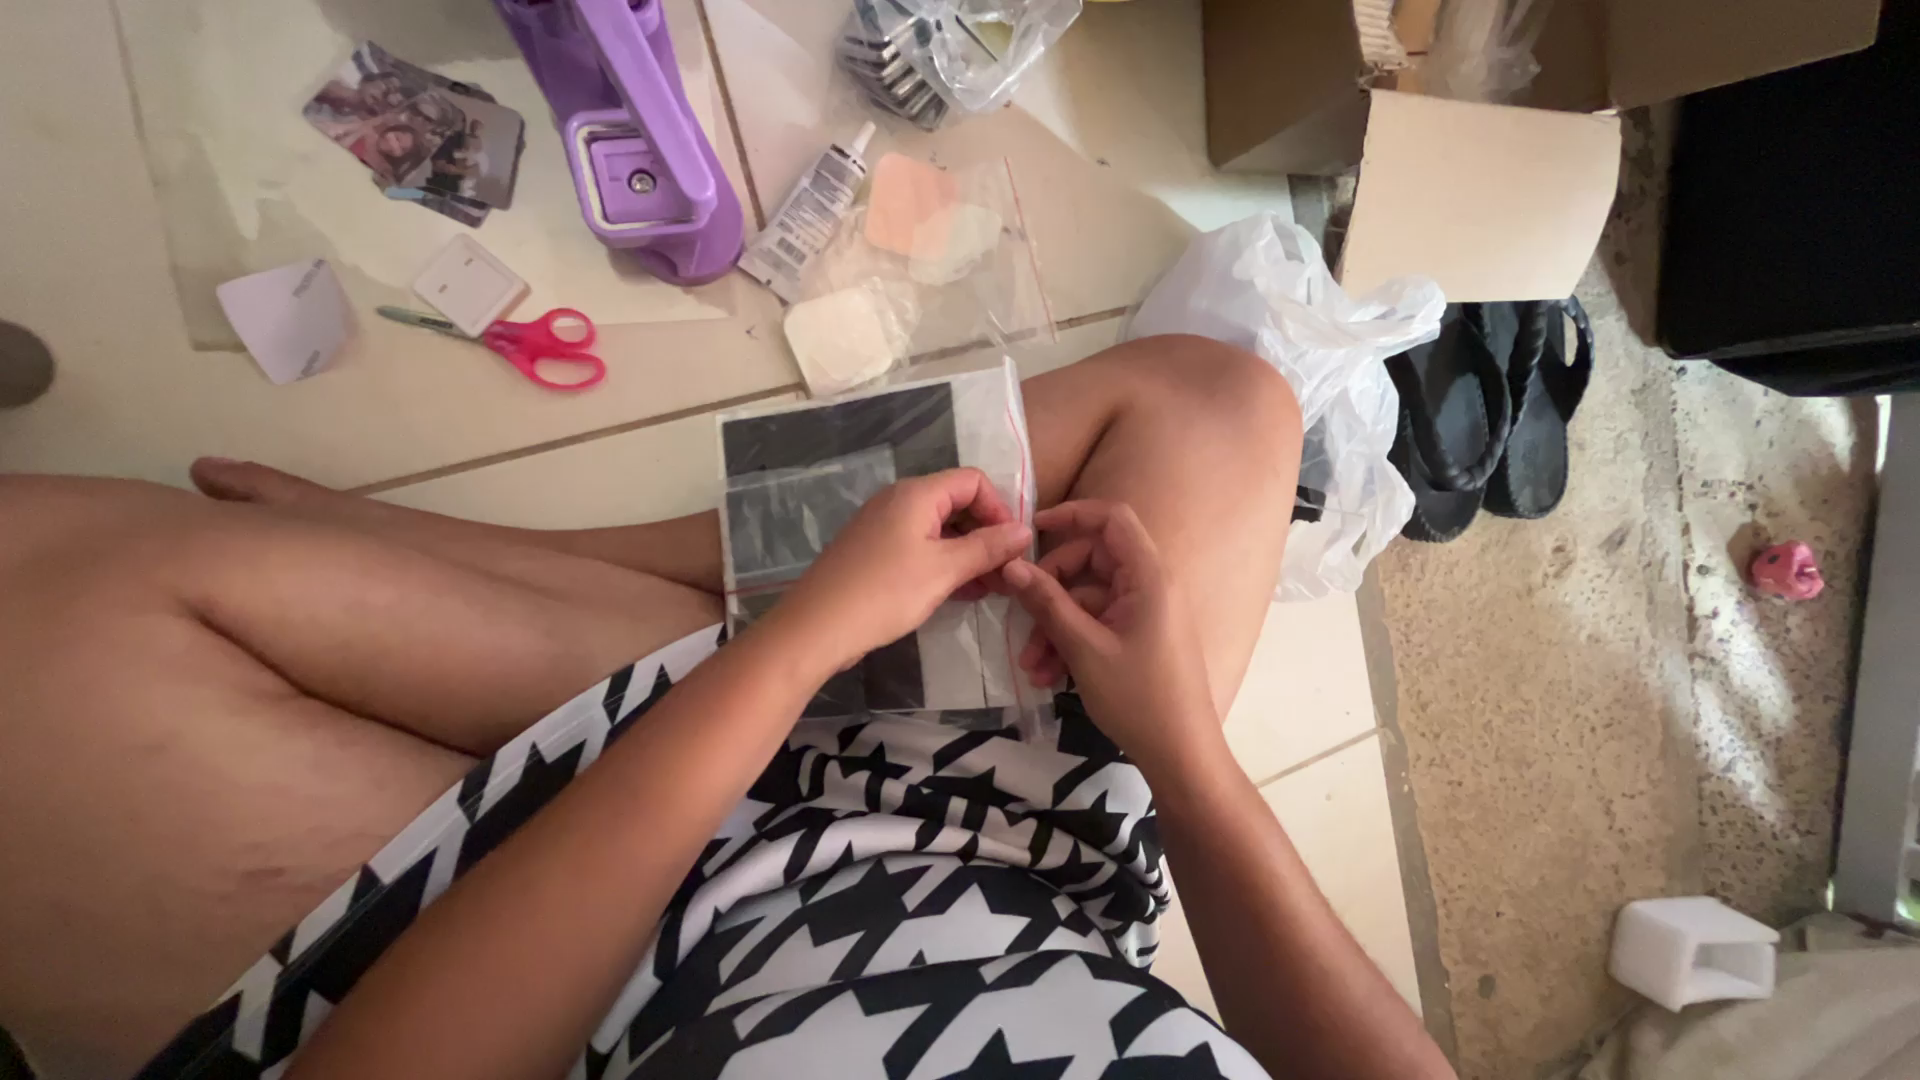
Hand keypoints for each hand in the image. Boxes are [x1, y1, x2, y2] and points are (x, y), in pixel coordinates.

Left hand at [774, 468, 1031, 672]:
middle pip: (957, 504)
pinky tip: (962, 593)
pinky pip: (920, 548)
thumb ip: (987, 548)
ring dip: (968, 554)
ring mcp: (884, 527)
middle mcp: (899, 501)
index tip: (1012, 548)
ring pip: (940, 530)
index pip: (973, 481)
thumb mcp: (944, 570)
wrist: (816, 628)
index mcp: (917, 494)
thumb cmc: (884, 593)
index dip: (999, 509)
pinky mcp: (875, 553)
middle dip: (986, 536)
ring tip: (992, 589)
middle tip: (1008, 575)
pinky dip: (945, 564)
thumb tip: (1025, 530)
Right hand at [1001, 501, 1217, 761]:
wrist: (1181, 756)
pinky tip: (1047, 677)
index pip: (1111, 519)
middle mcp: (1149, 585)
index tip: (1032, 529)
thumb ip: (1046, 602)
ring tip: (1030, 666)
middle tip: (1021, 615)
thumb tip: (1010, 566)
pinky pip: (1096, 624)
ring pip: (1086, 600)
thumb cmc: (1138, 696)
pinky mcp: (1138, 637)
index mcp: (1148, 575)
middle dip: (1051, 590)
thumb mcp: (1084, 648)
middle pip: (1090, 562)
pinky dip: (1070, 643)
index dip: (1072, 515)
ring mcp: (1144, 612)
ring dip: (1054, 626)